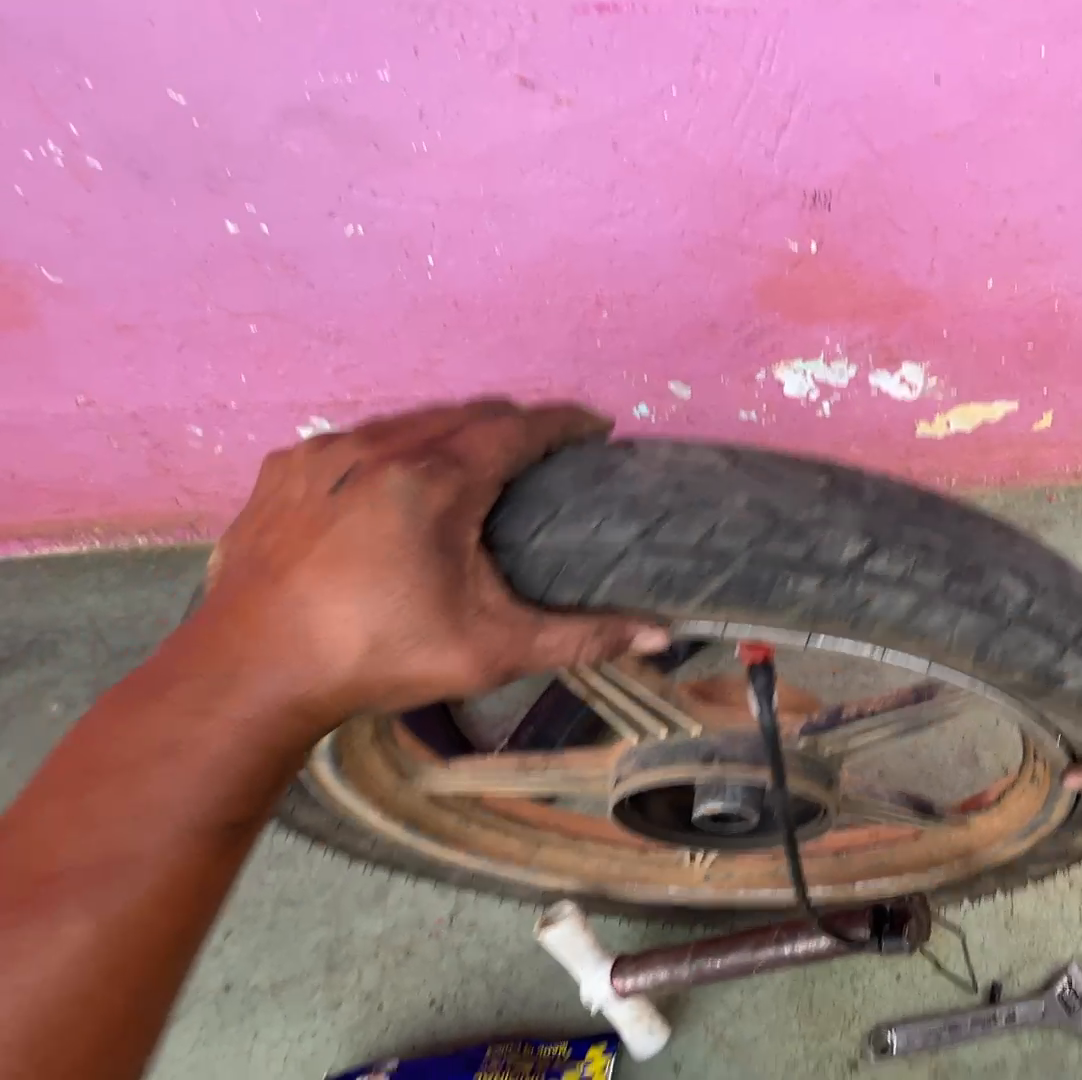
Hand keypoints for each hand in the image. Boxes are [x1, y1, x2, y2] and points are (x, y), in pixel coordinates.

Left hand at [193, 399, 667, 727]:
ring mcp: (322, 453)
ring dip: (460, 430)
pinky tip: (406, 482)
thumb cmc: (381, 656)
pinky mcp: (285, 470)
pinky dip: (403, 445)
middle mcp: (376, 448)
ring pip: (413, 418)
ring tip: (487, 462)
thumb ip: (585, 636)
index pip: (518, 427)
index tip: (597, 429)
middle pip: (469, 412)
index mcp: (433, 480)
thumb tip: (663, 636)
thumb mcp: (495, 650)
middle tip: (551, 453)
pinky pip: (362, 436)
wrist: (244, 678)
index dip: (566, 422)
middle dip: (518, 424)